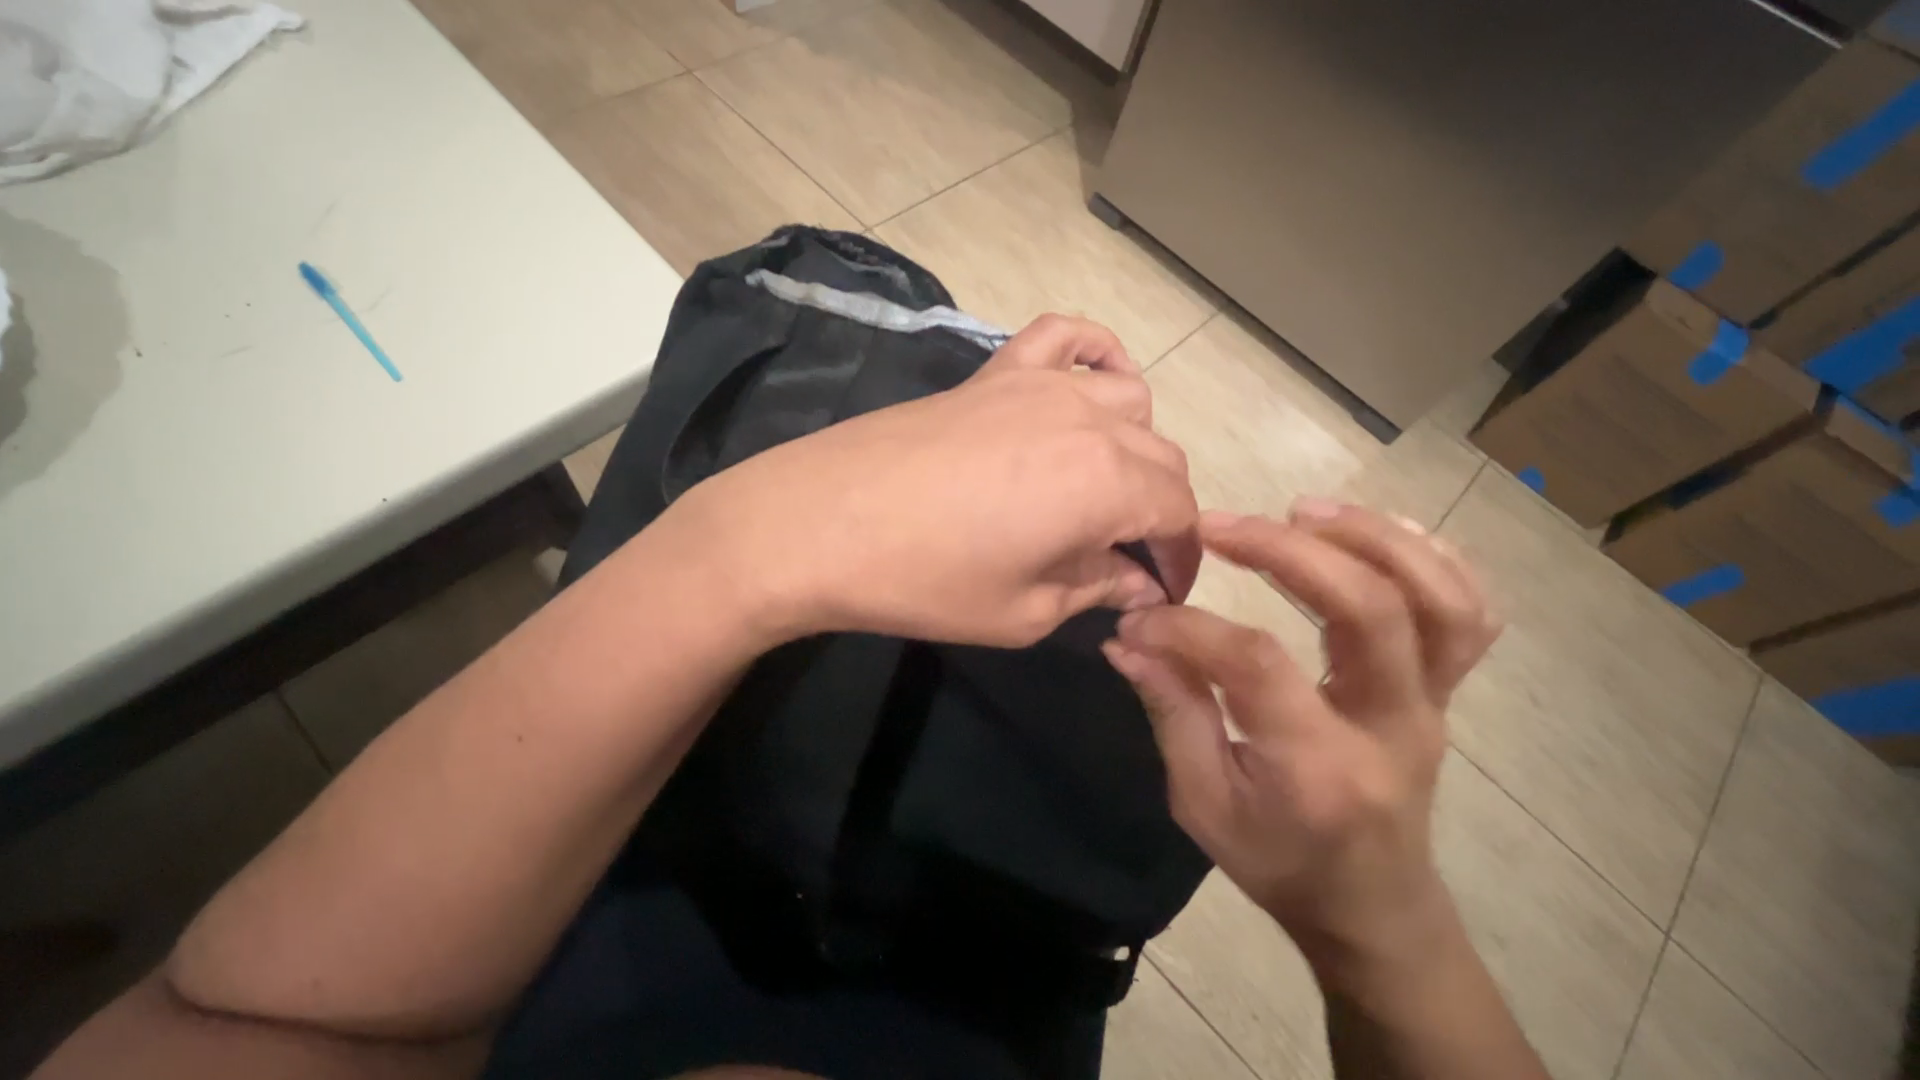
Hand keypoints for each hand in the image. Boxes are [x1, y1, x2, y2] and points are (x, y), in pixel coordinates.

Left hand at [654, 314, 1202, 648]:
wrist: (819, 524)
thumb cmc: (926, 581)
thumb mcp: (1024, 611)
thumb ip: (1097, 588)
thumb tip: (1138, 581)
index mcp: (1108, 483)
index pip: (1179, 514)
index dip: (1179, 559)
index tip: (1161, 593)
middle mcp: (1090, 419)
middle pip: (1162, 457)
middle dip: (1161, 512)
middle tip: (1126, 559)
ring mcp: (1041, 384)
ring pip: (1129, 400)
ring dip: (1135, 447)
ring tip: (1102, 489)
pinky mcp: (995, 371)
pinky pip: (1066, 337)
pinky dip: (1094, 353)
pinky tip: (1088, 384)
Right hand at [1102, 502, 1500, 962]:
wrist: (1373, 907)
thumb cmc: (1278, 862)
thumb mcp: (1202, 805)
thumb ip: (1171, 712)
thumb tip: (1129, 637)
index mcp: (1319, 766)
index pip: (1257, 664)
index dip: (1190, 628)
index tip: (1140, 617)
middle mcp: (1389, 726)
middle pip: (1370, 609)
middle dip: (1289, 551)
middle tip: (1221, 525)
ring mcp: (1431, 706)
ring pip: (1440, 601)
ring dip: (1373, 539)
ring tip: (1303, 512)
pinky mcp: (1445, 693)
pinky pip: (1468, 614)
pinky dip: (1431, 559)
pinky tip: (1374, 533)